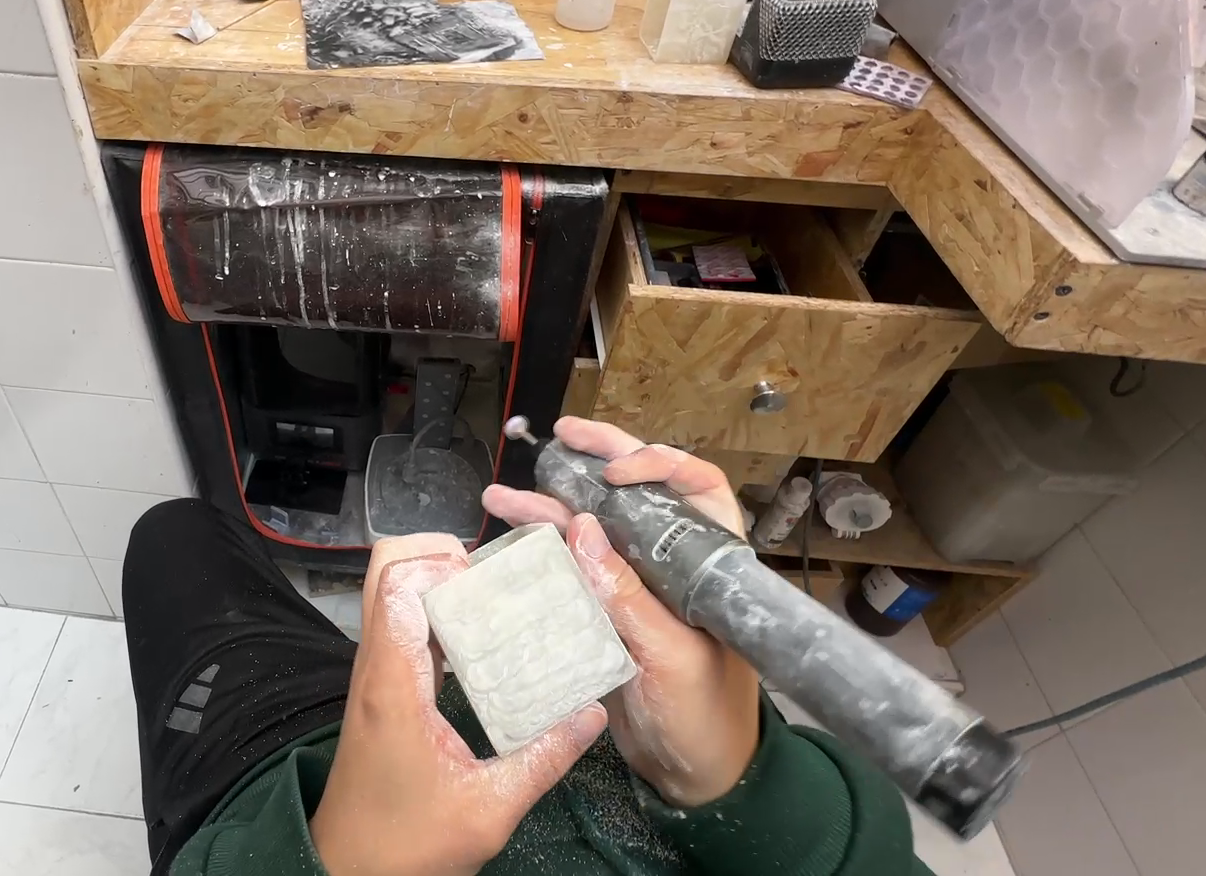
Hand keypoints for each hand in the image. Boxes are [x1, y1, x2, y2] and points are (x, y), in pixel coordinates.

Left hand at [310, 533, 608, 875]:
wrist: (350, 871)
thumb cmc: (409, 842)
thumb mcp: (488, 808)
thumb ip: (543, 759)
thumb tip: (592, 713)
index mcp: (393, 679)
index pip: (395, 582)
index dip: (436, 560)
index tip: (483, 576)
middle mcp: (375, 661)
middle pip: (384, 568)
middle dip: (431, 551)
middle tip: (485, 574)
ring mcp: (374, 668)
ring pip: (389, 588)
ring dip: (432, 575)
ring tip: (488, 592)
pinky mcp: (380, 681)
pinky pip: (398, 618)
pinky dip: (430, 605)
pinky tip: (474, 628)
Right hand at [482, 416, 761, 808]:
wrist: (688, 771)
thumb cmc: (705, 714)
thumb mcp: (672, 655)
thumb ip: (628, 595)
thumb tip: (583, 529)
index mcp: (705, 560)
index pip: (694, 486)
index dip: (658, 465)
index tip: (615, 472)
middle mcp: (667, 556)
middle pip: (635, 490)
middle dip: (598, 456)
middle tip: (562, 434)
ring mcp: (631, 577)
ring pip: (590, 522)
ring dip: (545, 503)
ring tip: (500, 492)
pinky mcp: (601, 601)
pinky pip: (567, 561)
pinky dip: (537, 544)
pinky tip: (506, 531)